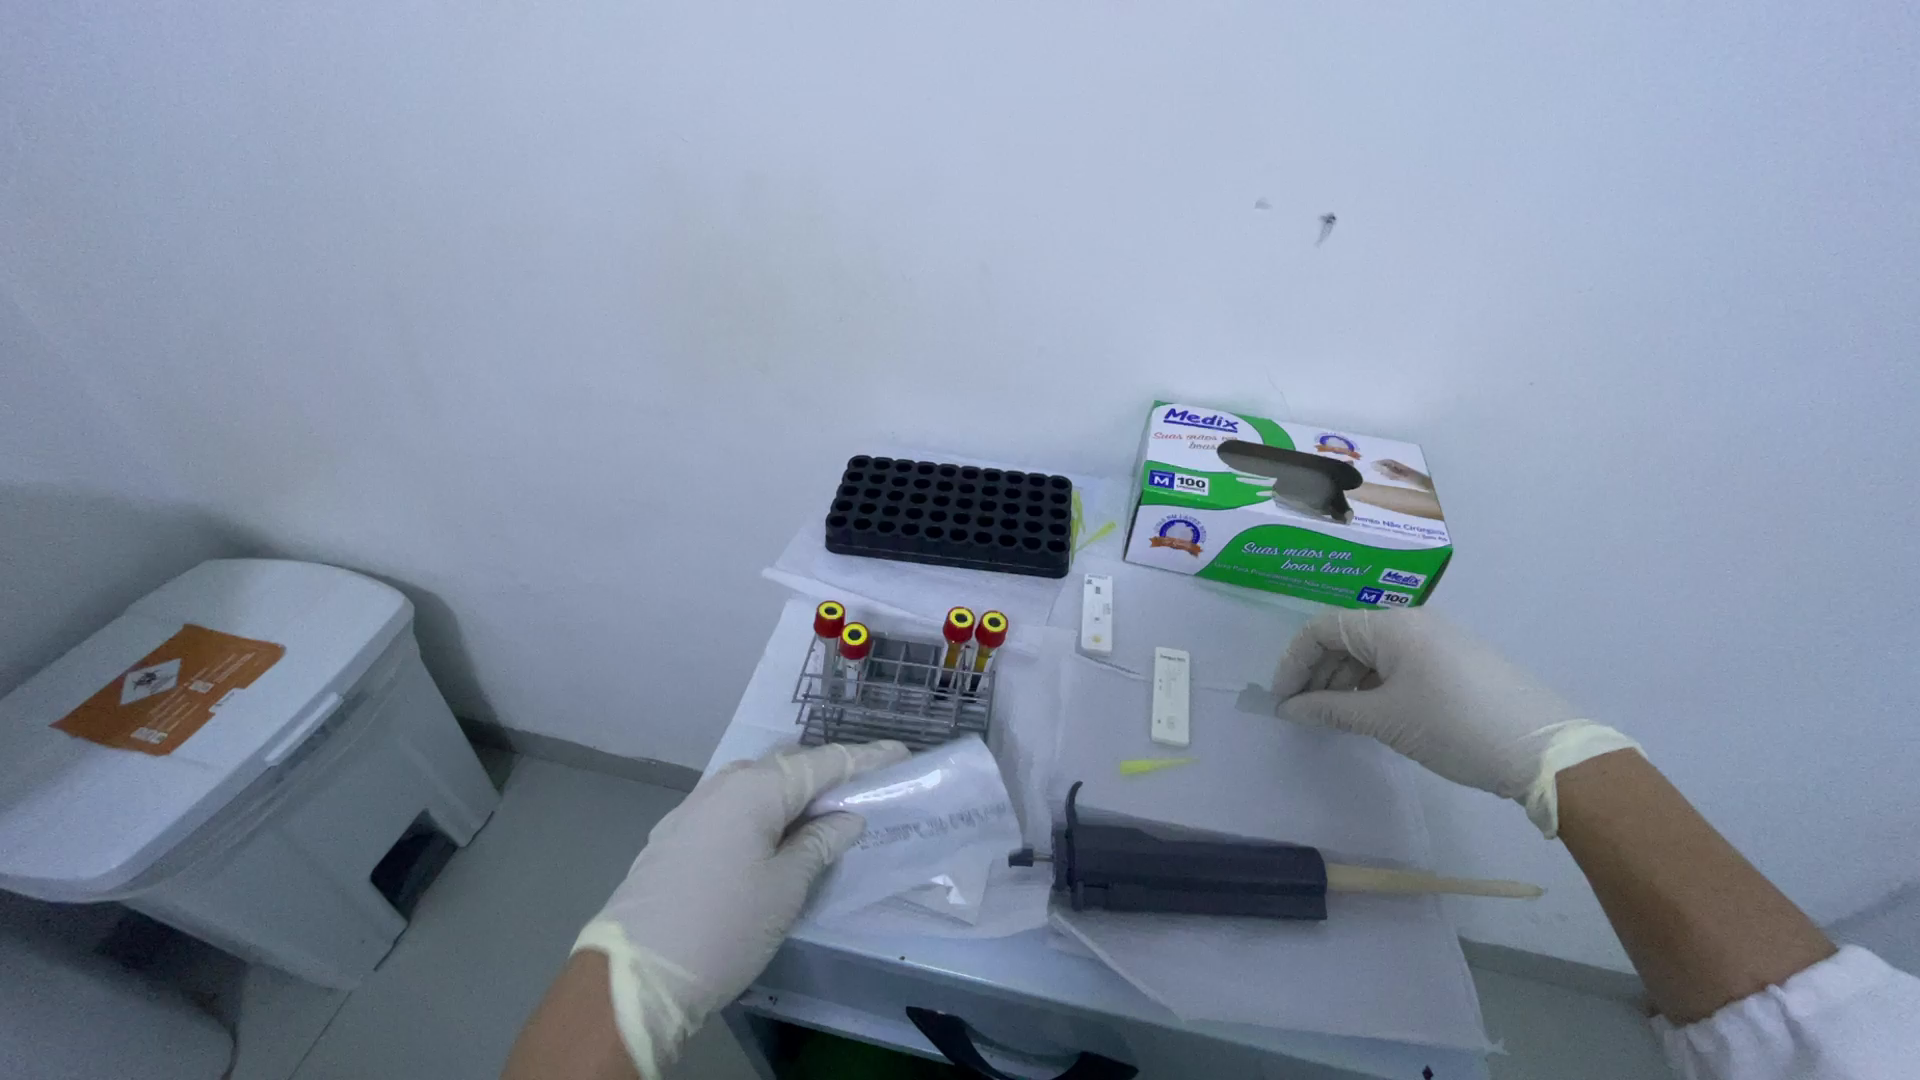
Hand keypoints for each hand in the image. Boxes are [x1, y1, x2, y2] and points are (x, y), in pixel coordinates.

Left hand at [573, 740, 908, 1074]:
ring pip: (758, 786)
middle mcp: (724, 784)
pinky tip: (773, 835)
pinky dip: (763, 812)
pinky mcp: (676, 834)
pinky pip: (733, 807)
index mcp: (757, 788)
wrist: (631, 977)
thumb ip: (821, 843)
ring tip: (824, 814)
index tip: (900, 753)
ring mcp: (694, 807)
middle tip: (864, 791)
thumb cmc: (723, 926)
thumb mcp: (787, 887)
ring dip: (793, 795)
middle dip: (828, 774)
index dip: (866, 758)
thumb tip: (845, 818)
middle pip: (789, 767)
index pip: (824, 762)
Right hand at [1270, 608, 1637, 836]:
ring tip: (1335, 718)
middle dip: (1317, 673)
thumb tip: (1290, 709)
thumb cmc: (1454, 726)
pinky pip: (1397, 664)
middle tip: (1304, 712)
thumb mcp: (1384, 719)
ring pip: (1371, 652)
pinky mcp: (1455, 661)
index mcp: (1391, 624)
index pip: (1321, 629)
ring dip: (1343, 682)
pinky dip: (1373, 685)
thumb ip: (1329, 709)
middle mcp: (1412, 621)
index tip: (1282, 700)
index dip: (1293, 662)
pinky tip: (1370, 713)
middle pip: (1345, 638)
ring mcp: (1437, 640)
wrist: (1547, 752)